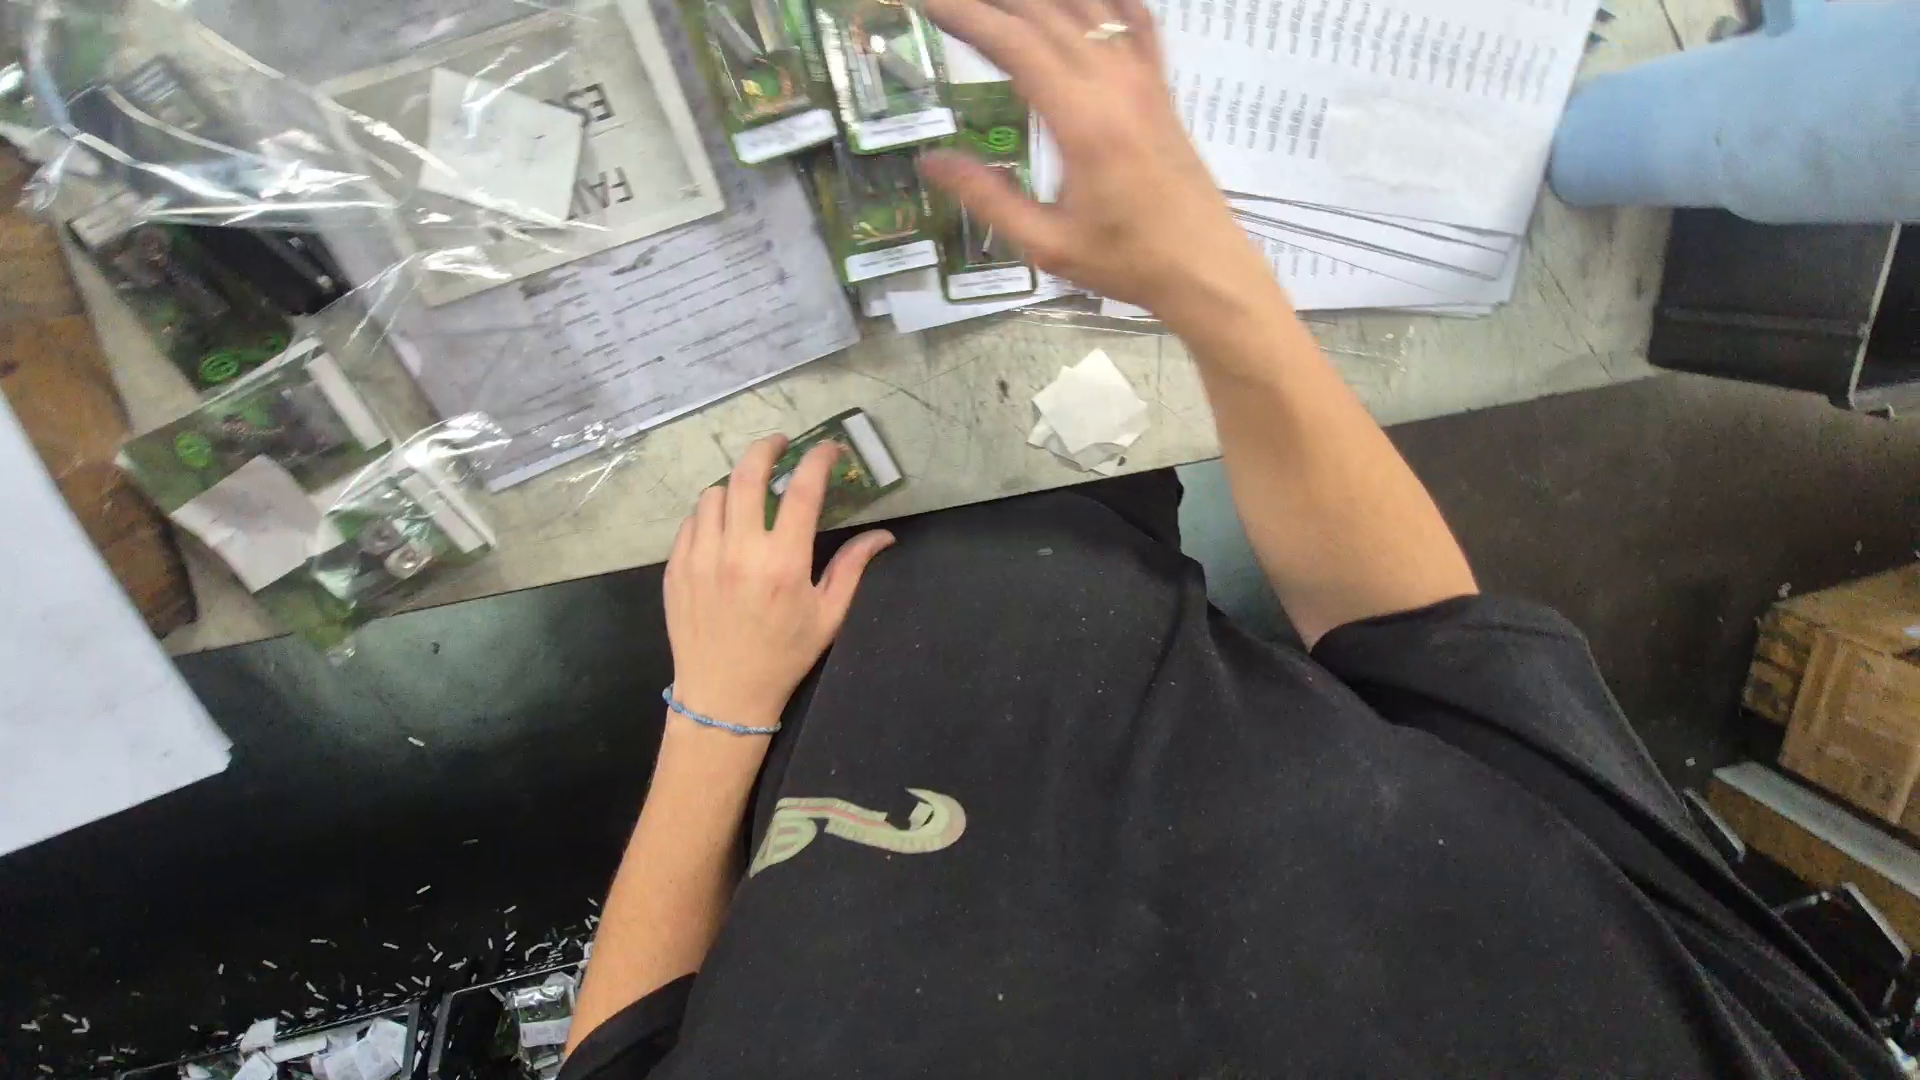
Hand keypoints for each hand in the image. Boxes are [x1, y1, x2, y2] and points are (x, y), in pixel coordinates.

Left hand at [663, 435, 895, 736]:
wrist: (723, 695)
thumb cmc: (784, 655)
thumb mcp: (828, 616)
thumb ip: (853, 568)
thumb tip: (884, 535)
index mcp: (783, 563)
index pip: (802, 491)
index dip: (817, 459)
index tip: (827, 449)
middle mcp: (738, 551)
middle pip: (747, 476)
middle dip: (766, 449)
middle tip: (780, 445)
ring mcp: (700, 557)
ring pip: (714, 494)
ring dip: (737, 484)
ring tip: (750, 493)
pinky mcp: (676, 568)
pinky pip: (691, 521)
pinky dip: (710, 513)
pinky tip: (723, 526)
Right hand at [918, 0, 1281, 322]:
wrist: (1203, 267)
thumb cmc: (1125, 262)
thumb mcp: (1047, 244)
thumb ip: (988, 198)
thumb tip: (931, 161)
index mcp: (1082, 120)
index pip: (1015, 43)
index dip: (968, 15)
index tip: (930, 2)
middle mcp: (1115, 82)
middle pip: (1045, 12)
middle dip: (993, 0)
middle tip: (951, 0)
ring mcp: (1144, 77)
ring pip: (1087, 5)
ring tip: (1001, 2)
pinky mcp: (1161, 85)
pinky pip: (1132, 18)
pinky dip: (1103, 0)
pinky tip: (1084, 1)